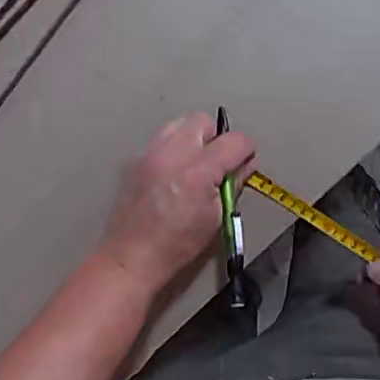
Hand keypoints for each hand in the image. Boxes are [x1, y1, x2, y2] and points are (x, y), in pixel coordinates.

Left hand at [98, 113, 254, 286]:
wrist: (132, 257)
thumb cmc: (173, 247)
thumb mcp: (217, 218)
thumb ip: (232, 185)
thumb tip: (242, 168)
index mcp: (197, 173)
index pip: (235, 141)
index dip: (247, 152)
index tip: (247, 163)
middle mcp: (172, 156)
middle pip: (205, 122)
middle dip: (219, 140)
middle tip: (223, 164)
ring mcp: (151, 155)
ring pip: (181, 124)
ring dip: (196, 140)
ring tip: (200, 166)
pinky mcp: (138, 161)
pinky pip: (164, 140)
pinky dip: (177, 149)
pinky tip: (180, 173)